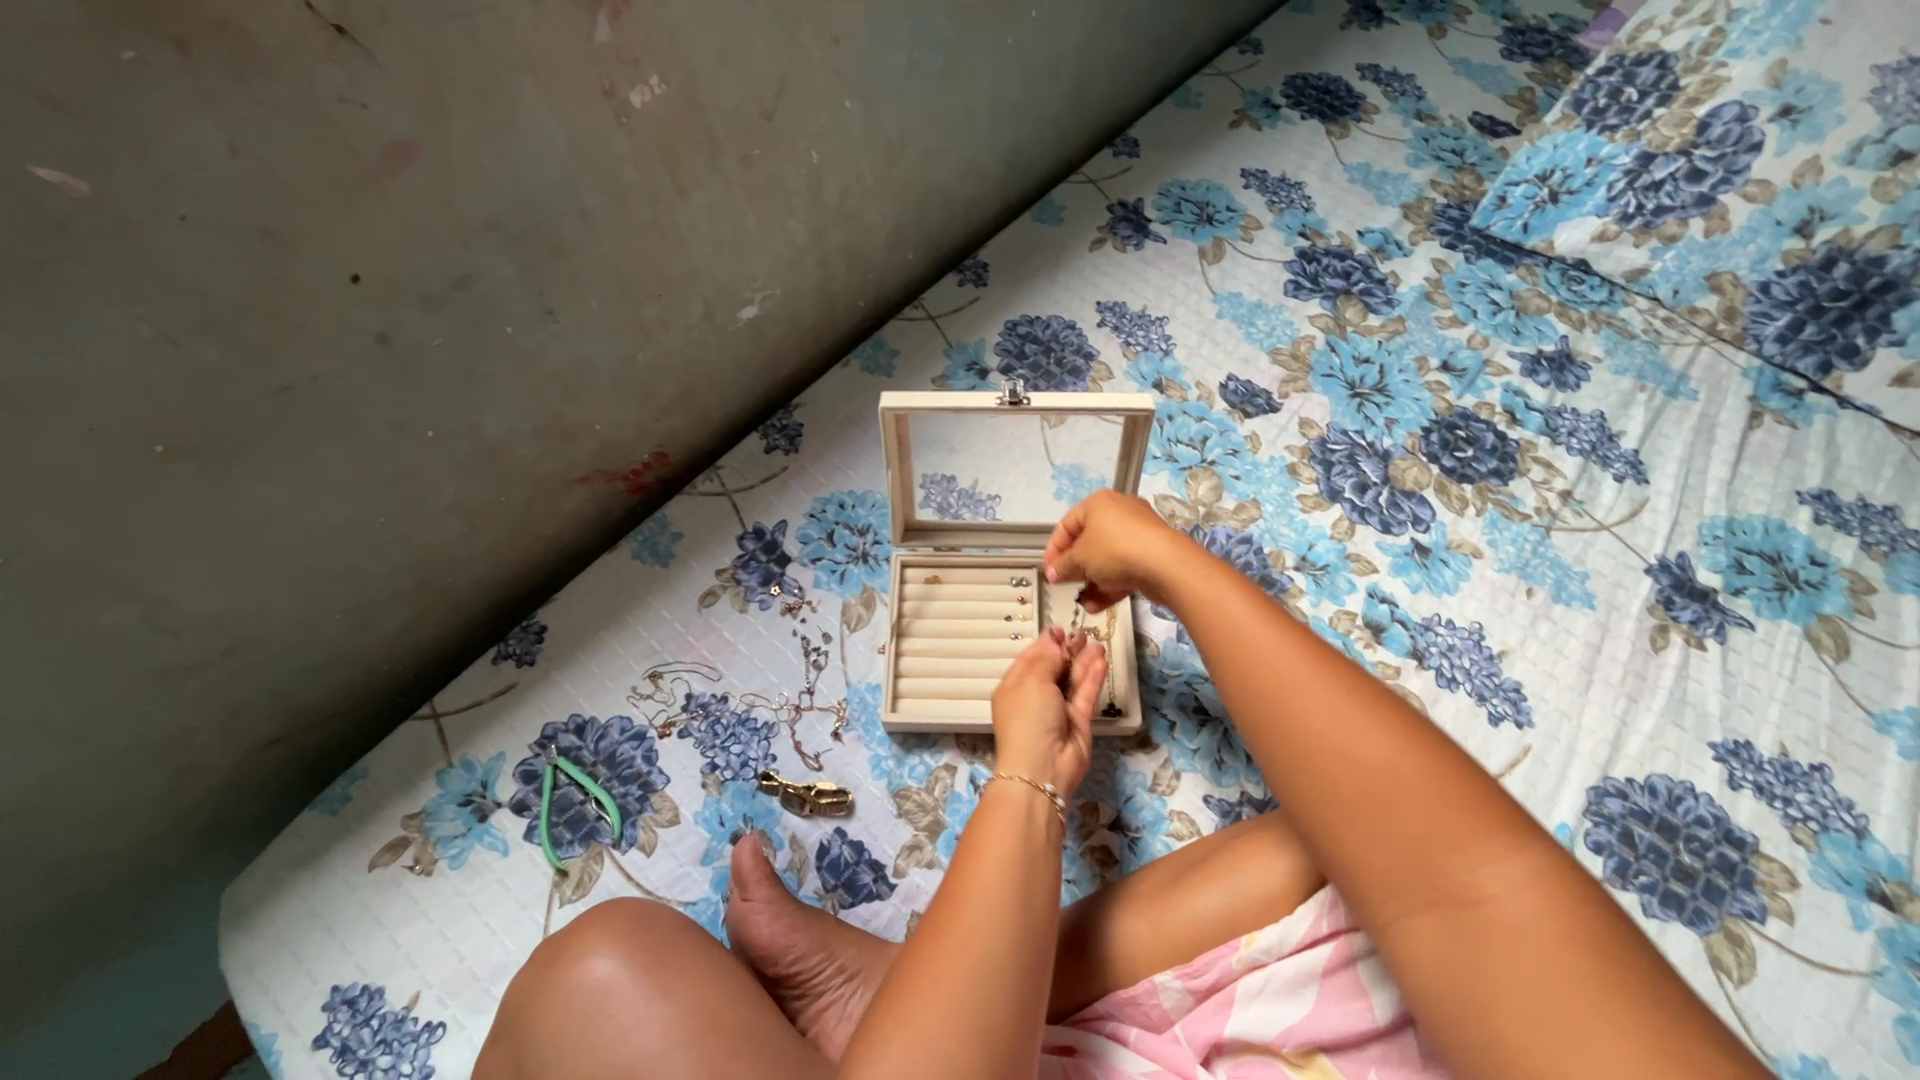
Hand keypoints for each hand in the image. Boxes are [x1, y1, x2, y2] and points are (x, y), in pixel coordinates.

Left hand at [990, 627, 1104, 795]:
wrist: (1042, 768)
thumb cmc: (1028, 718)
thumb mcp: (1032, 681)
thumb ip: (1046, 659)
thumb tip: (1053, 639)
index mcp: (1014, 687)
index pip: (1029, 659)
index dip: (1045, 644)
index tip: (1060, 629)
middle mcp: (1035, 697)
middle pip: (1053, 668)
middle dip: (1067, 650)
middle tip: (1083, 633)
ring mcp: (1057, 710)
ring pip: (1072, 680)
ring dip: (1083, 661)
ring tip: (1096, 642)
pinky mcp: (1078, 721)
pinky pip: (1085, 694)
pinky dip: (1092, 677)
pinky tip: (1101, 660)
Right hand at [1043, 491, 1191, 612]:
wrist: (1166, 564)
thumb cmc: (1114, 551)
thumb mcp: (1080, 559)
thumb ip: (1063, 566)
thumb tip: (1052, 573)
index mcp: (1098, 503)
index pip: (1067, 525)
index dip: (1053, 550)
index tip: (1048, 572)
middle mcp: (1119, 512)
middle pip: (1088, 542)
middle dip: (1075, 568)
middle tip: (1065, 585)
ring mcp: (1138, 533)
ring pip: (1107, 558)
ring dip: (1092, 581)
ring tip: (1083, 602)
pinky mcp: (1151, 553)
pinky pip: (1124, 567)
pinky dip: (1110, 584)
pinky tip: (1097, 605)